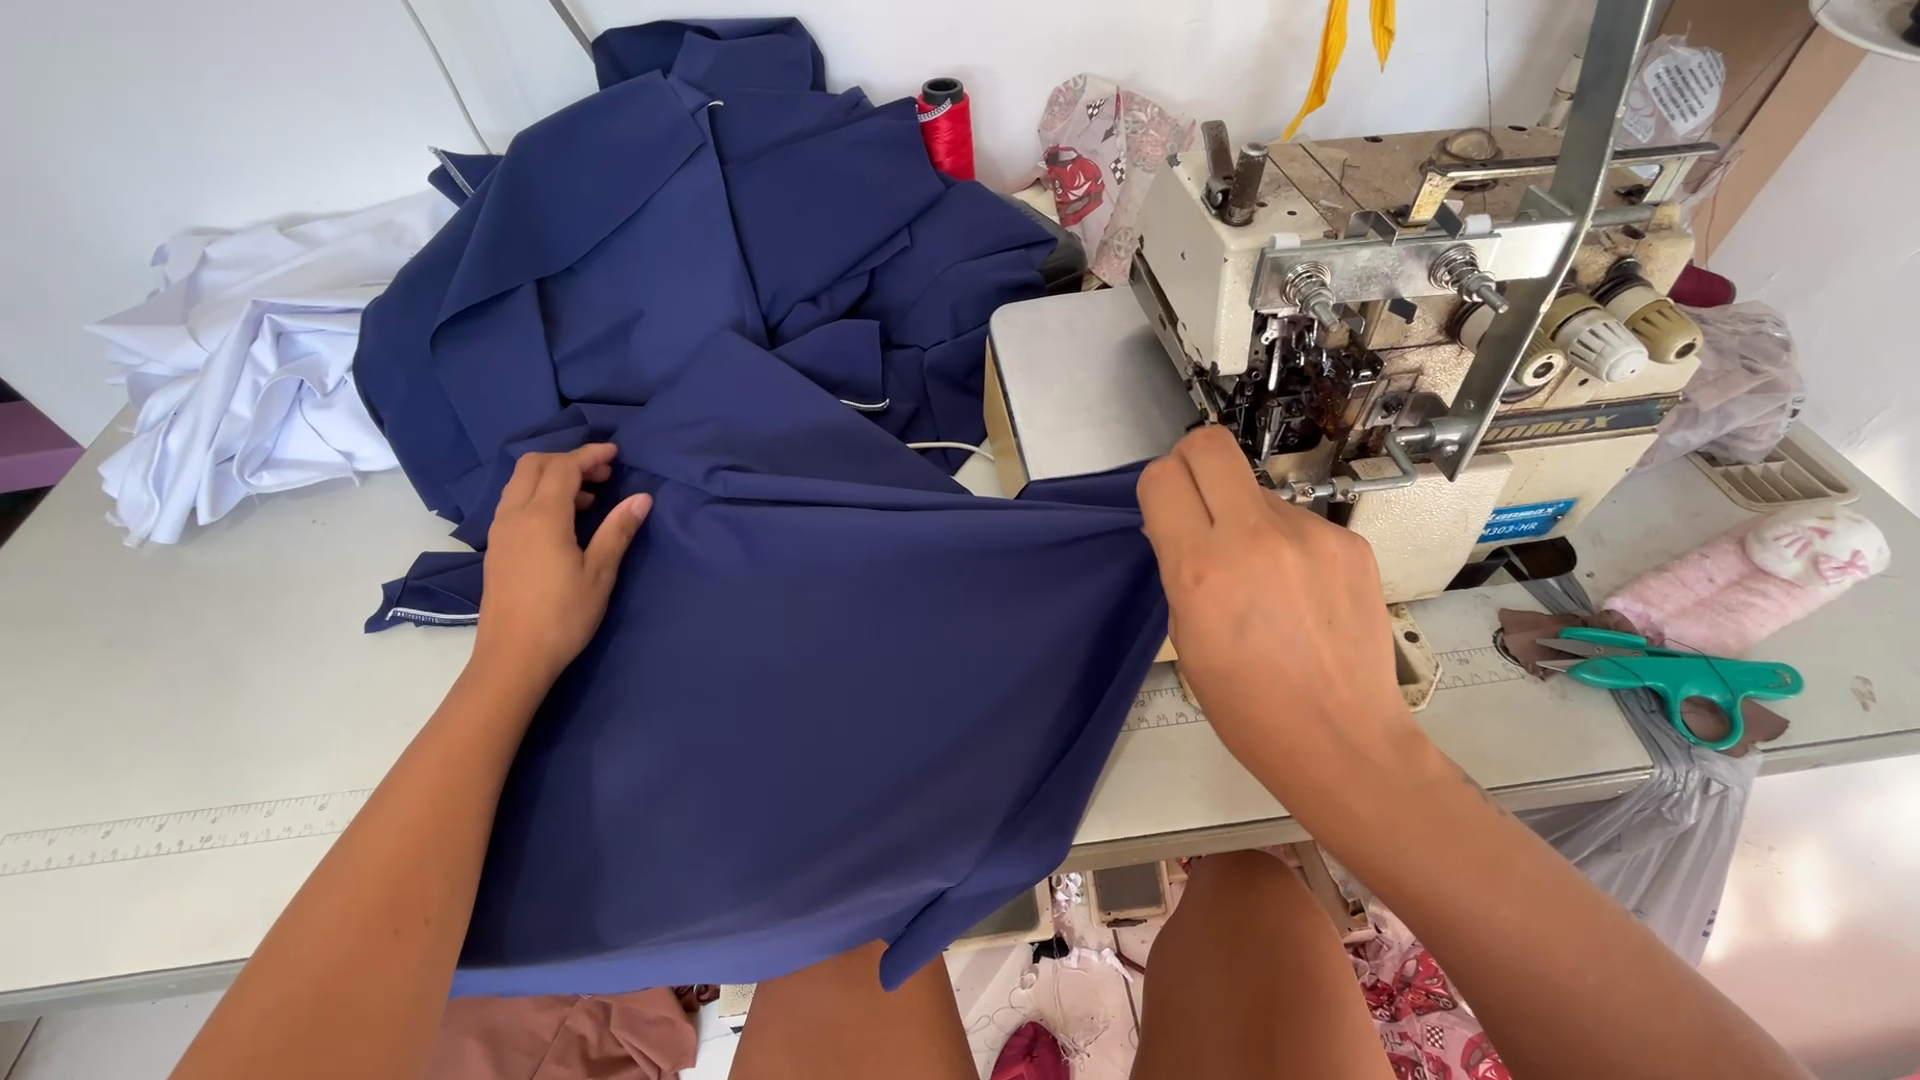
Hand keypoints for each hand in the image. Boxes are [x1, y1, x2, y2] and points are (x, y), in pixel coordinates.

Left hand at [474, 444, 652, 686]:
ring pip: (520, 482)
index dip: (590, 455)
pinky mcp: (497, 547)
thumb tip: (642, 498)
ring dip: (552, 477)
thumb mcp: (600, 574)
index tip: (616, 454)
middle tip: (603, 474)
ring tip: (588, 498)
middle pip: (534, 465)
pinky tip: (563, 521)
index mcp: (542, 517)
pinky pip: (514, 502)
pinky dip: (539, 495)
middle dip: (568, 459)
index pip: (564, 467)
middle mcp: (514, 515)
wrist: (513, 657)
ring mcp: (500, 531)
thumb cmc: (563, 616)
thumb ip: (618, 530)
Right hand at [1136, 427, 1423, 778]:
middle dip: (1192, 461)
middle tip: (1200, 501)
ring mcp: (1310, 536)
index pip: (1161, 477)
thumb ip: (1179, 569)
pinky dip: (1286, 542)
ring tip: (1262, 575)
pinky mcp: (1349, 544)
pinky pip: (1299, 520)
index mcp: (1200, 569)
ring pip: (1257, 488)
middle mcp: (1254, 538)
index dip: (1157, 488)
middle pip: (1208, 445)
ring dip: (1245, 515)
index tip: (1166, 511)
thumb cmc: (1247, 706)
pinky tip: (1299, 590)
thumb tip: (1179, 528)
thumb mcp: (1186, 639)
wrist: (1340, 739)